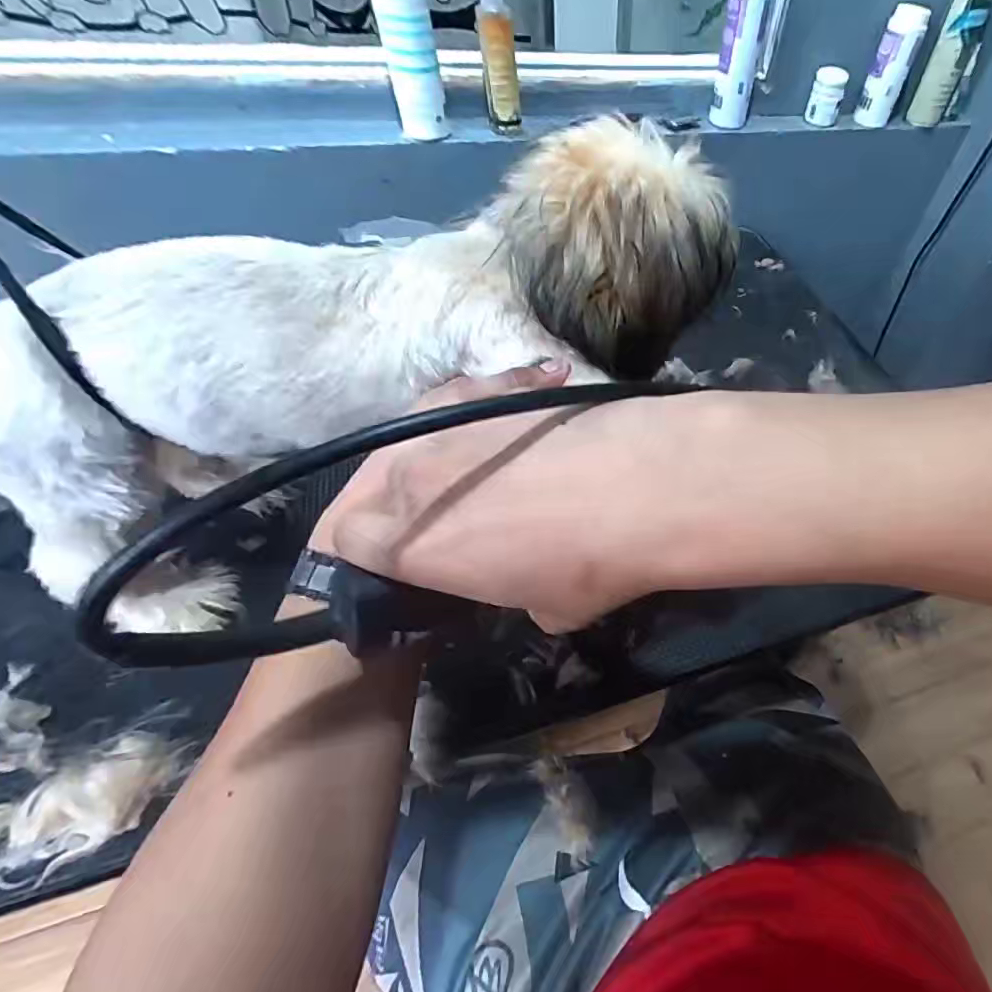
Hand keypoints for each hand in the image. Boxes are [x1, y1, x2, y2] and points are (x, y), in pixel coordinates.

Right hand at [308, 362, 682, 633]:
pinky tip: (535, 385)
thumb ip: (520, 594)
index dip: (373, 549)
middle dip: (395, 495)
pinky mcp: (498, 392)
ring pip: (416, 426)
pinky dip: (496, 388)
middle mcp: (415, 474)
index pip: (351, 539)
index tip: (406, 556)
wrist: (641, 489)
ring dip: (433, 442)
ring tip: (464, 454)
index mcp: (409, 542)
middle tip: (439, 509)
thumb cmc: (590, 566)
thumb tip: (537, 589)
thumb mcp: (550, 606)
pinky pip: (477, 387)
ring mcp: (453, 425)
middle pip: (378, 477)